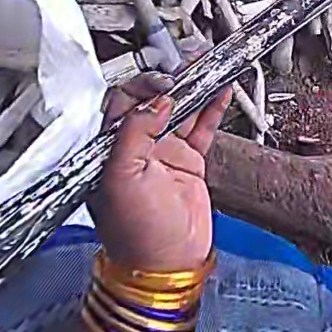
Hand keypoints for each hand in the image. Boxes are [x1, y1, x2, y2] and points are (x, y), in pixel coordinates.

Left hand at [92, 74, 229, 271]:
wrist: (168, 267)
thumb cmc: (134, 234)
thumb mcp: (121, 180)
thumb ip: (134, 133)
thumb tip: (154, 101)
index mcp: (111, 145)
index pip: (125, 100)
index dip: (144, 87)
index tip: (163, 84)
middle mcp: (136, 143)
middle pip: (155, 97)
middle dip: (172, 78)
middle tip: (190, 64)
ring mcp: (164, 149)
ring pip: (181, 107)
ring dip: (195, 86)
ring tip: (209, 65)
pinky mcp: (188, 159)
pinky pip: (202, 125)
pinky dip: (212, 107)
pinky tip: (220, 90)